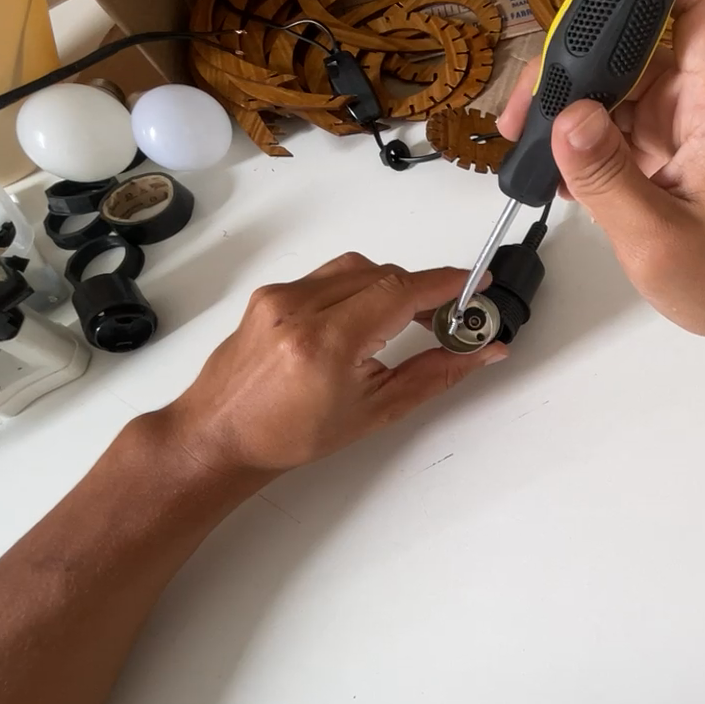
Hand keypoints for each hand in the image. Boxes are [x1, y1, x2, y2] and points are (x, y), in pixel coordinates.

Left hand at [149, 255, 504, 493]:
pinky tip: (369, 316)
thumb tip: (484, 352)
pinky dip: (363, 287)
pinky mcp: (272, 292)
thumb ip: (437, 373)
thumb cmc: (291, 434)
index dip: (447, 282)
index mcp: (326, 341)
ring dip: (394, 285)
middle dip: (425, 290)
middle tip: (449, 317)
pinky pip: (332, 274)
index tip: (478, 282)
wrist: (220, 435)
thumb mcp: (377, 410)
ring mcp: (280, 295)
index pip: (401, 290)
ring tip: (410, 317)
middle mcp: (298, 307)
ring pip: (360, 268)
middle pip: (385, 274)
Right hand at [497, 0, 704, 344]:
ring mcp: (682, 126)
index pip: (698, 0)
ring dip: (569, 103)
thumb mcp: (659, 239)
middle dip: (574, 56)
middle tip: (524, 106)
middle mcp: (700, 102)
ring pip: (617, 82)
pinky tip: (558, 173)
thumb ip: (609, 179)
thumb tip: (565, 116)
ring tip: (526, 143)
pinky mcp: (667, 151)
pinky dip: (584, 139)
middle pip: (636, 38)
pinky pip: (617, 124)